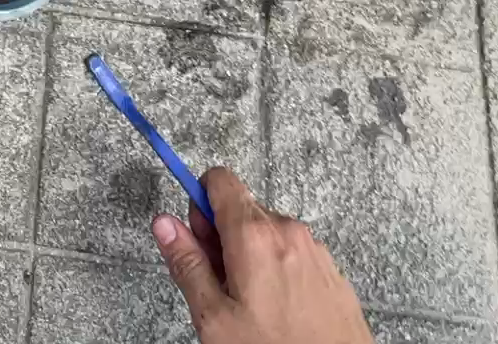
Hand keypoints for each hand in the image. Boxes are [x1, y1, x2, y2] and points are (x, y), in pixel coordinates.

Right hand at [152, 168, 371, 343]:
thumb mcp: (214, 319)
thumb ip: (186, 263)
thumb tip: (163, 223)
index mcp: (254, 234)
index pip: (218, 179)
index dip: (199, 205)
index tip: (199, 240)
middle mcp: (288, 231)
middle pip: (240, 208)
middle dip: (222, 238)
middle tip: (221, 287)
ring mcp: (316, 251)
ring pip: (266, 233)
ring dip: (250, 256)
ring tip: (253, 308)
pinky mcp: (334, 274)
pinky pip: (292, 254)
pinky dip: (278, 270)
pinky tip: (280, 313)